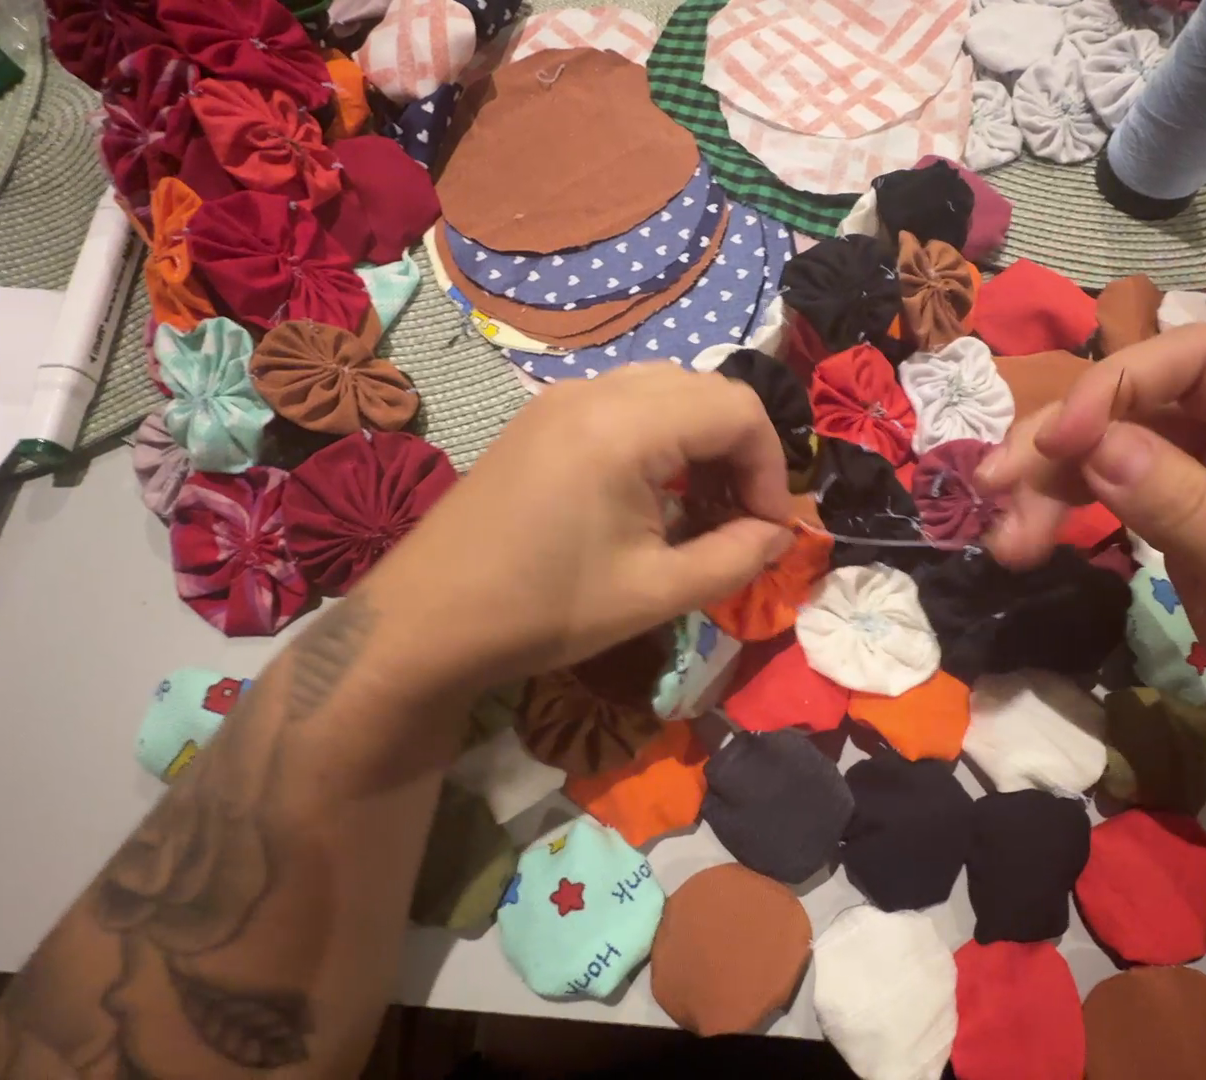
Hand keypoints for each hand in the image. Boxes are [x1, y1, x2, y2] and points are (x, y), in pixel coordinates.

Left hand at [360, 365, 793, 694]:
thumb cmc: (545, 610)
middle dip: (741, 450)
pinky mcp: (541, 418)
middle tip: (739, 517)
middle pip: (706, 390)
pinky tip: (651, 493)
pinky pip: (625, 403)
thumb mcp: (656, 593)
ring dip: (702, 440)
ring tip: (701, 505)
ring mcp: (560, 398)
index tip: (767, 527)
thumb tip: (778, 536)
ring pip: (667, 391)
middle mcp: (595, 391)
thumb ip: (735, 558)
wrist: (426, 622)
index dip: (771, 467)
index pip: (738, 410)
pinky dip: (661, 437)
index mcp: (626, 426)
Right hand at [975, 325, 1205, 734]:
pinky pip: (1105, 482)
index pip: (1200, 360)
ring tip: (1006, 541)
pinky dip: (1059, 506)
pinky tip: (1024, 539)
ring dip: (1046, 481)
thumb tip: (1092, 448)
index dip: (1117, 384)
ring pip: (1107, 439)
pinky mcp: (1178, 499)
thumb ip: (1188, 511)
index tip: (1055, 442)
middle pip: (1136, 398)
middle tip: (995, 488)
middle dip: (1060, 440)